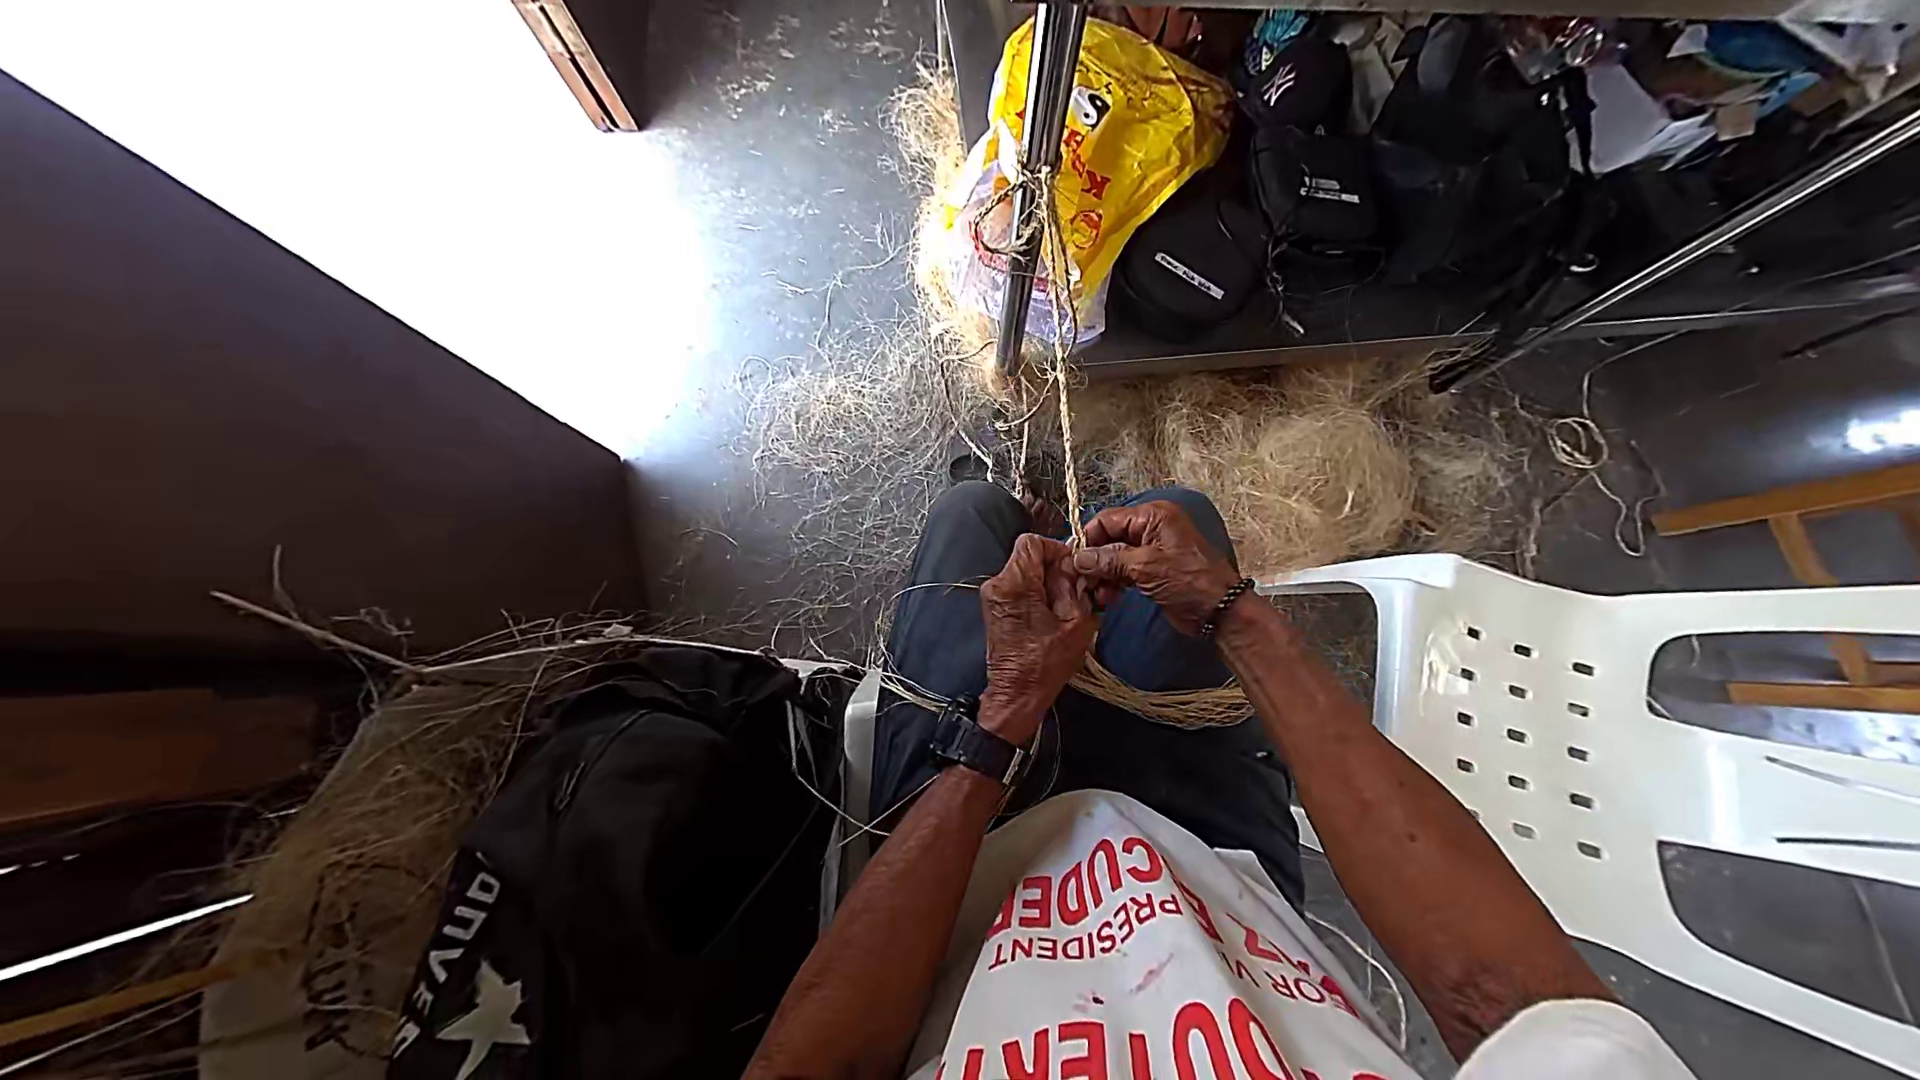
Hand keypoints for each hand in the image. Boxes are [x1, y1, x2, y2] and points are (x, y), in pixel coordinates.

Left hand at [979, 533, 1098, 743]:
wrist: (1017, 693)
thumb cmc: (1045, 664)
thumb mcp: (1075, 621)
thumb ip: (1075, 585)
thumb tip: (1073, 564)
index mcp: (1014, 584)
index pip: (1032, 541)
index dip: (1056, 550)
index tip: (1072, 568)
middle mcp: (997, 585)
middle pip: (1029, 556)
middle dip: (1054, 570)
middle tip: (1074, 591)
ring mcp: (992, 596)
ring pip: (1025, 571)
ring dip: (1047, 583)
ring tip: (1064, 608)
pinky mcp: (994, 607)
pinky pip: (1018, 586)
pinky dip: (1036, 593)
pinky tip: (1050, 615)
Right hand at [1069, 501, 1240, 635]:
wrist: (1221, 612)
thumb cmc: (1189, 581)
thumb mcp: (1145, 567)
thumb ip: (1108, 560)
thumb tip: (1077, 558)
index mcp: (1152, 515)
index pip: (1106, 520)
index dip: (1088, 539)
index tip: (1073, 562)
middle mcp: (1150, 528)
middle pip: (1108, 539)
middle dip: (1094, 561)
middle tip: (1084, 583)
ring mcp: (1151, 550)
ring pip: (1113, 557)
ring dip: (1102, 576)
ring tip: (1098, 595)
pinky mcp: (1152, 570)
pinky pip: (1123, 571)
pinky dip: (1114, 583)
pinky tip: (1108, 598)